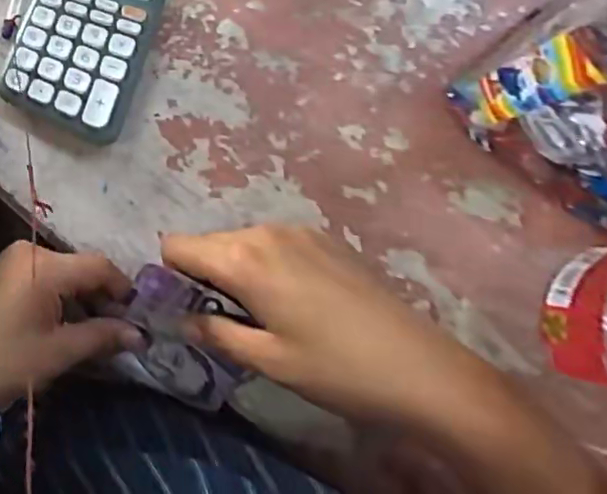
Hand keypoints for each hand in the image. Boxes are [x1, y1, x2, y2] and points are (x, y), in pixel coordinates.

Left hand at [0, 241, 143, 417]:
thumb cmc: (12, 360)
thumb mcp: (62, 350)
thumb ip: (103, 335)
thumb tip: (140, 334)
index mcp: (43, 264)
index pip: (98, 265)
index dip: (123, 289)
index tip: (142, 317)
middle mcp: (29, 251)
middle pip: (81, 266)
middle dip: (104, 295)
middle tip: (125, 329)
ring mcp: (15, 258)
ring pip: (65, 271)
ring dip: (84, 297)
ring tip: (103, 330)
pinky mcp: (7, 270)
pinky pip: (46, 275)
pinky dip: (64, 295)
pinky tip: (74, 321)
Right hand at [159, 227, 504, 427]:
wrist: (434, 375)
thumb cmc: (341, 371)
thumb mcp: (270, 362)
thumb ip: (214, 333)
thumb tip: (180, 320)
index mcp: (242, 258)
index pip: (174, 246)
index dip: (173, 277)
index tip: (192, 308)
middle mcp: (261, 232)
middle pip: (206, 242)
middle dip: (206, 274)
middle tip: (232, 318)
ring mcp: (295, 230)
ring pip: (239, 241)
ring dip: (238, 268)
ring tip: (271, 311)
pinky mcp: (323, 237)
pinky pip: (272, 242)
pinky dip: (268, 263)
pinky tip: (302, 299)